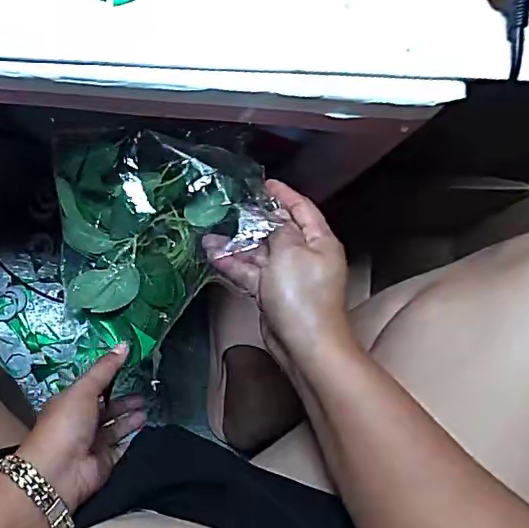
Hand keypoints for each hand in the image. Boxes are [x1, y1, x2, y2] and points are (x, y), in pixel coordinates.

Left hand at [14, 344, 146, 509]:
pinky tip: (146, 427)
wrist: (58, 472)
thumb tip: (124, 344)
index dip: (110, 378)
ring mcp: (93, 443)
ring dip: (131, 418)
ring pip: (116, 427)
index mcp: (70, 402)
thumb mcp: (84, 389)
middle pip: (107, 408)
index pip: (93, 387)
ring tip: (148, 407)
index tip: (131, 368)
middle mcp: (81, 422)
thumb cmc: (65, 424)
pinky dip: (133, 438)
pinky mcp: (104, 462)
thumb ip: (105, 369)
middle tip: (146, 392)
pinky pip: (122, 447)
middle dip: (125, 400)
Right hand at [204, 180, 356, 366]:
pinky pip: (252, 273)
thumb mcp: (290, 252)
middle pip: (278, 230)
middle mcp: (305, 256)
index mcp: (319, 241)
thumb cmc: (303, 294)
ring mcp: (288, 277)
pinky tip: (213, 255)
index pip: (302, 209)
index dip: (283, 194)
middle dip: (252, 219)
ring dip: (236, 244)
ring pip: (260, 253)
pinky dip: (234, 265)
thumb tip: (272, 216)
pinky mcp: (272, 294)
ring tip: (208, 235)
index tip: (263, 183)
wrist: (305, 344)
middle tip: (227, 207)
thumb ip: (279, 229)